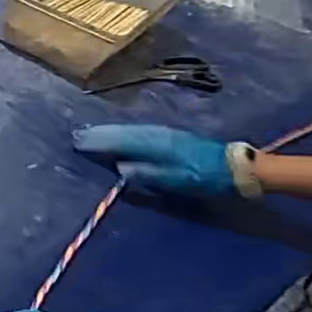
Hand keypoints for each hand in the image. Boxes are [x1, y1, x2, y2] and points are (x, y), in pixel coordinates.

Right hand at [73, 124, 238, 198]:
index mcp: (154, 145)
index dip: (99, 142)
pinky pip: (137, 130)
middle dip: (99, 133)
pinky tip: (117, 134)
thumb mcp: (175, 181)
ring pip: (128, 129)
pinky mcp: (168, 134)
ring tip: (91, 133)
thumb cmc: (204, 178)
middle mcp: (155, 134)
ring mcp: (162, 132)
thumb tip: (119, 168)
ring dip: (109, 131)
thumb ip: (146, 174)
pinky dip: (122, 131)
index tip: (78, 143)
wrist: (235, 167)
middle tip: (77, 135)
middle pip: (121, 132)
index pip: (120, 141)